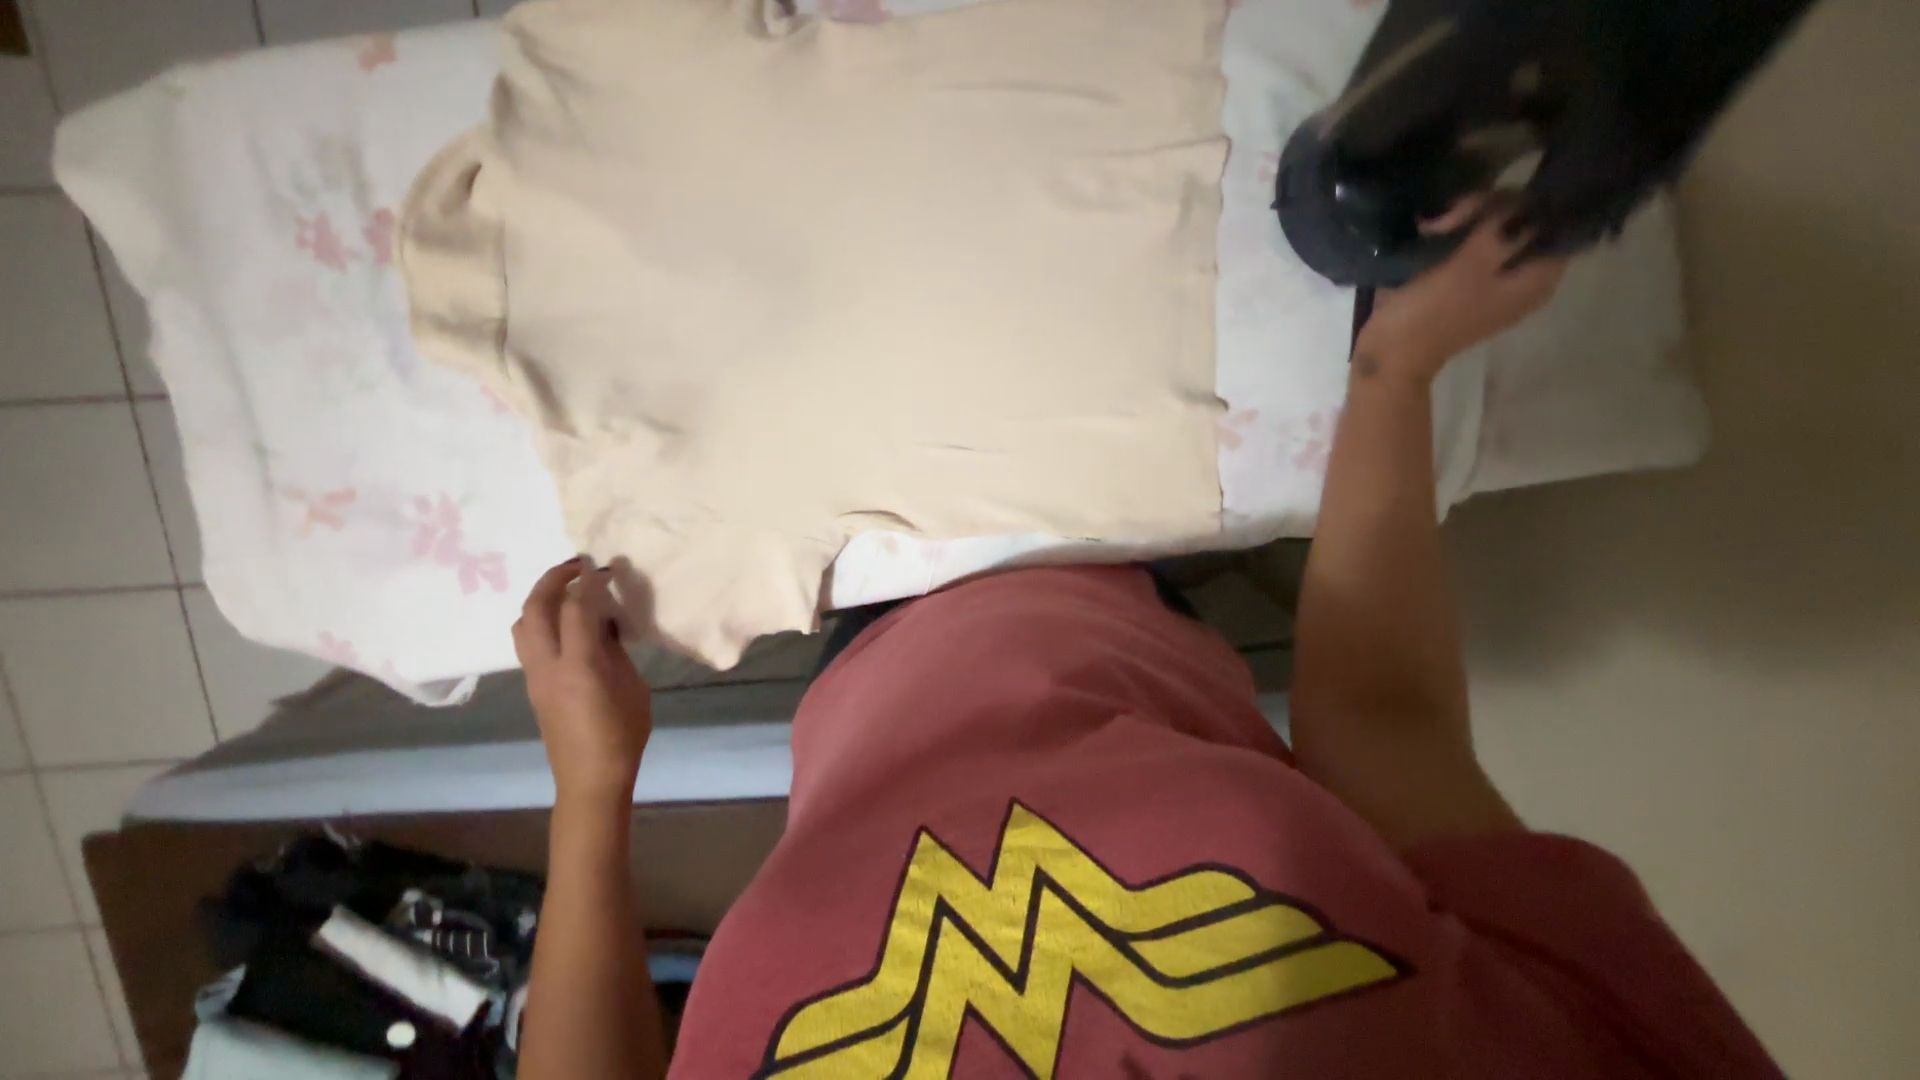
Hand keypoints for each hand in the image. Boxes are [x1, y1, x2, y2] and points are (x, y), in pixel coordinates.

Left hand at [514, 557, 652, 807]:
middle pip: (536, 608)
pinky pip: (528, 641)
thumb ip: (614, 651)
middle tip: (578, 565)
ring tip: (567, 590)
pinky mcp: (533, 686)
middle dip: (553, 579)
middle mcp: (548, 665)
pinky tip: (568, 623)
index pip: (575, 608)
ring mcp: (535, 676)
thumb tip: (604, 624)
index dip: (589, 581)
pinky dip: (543, 620)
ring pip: (524, 623)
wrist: (590, 778)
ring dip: (541, 598)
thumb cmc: (622, 734)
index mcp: (580, 665)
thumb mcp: (631, 687)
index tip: (604, 565)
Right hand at [1355, 203, 1568, 383]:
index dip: (1527, 203)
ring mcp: (1493, 282)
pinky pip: (1473, 247)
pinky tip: (1430, 231)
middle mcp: (1523, 279)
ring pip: (1495, 232)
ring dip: (1467, 221)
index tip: (1491, 201)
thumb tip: (1524, 200)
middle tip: (1451, 216)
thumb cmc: (1430, 314)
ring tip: (1433, 226)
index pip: (1554, 221)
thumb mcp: (1469, 265)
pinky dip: (1456, 236)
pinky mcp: (1464, 285)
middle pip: (1523, 224)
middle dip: (1490, 212)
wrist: (1391, 356)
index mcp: (1536, 279)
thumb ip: (1501, 228)